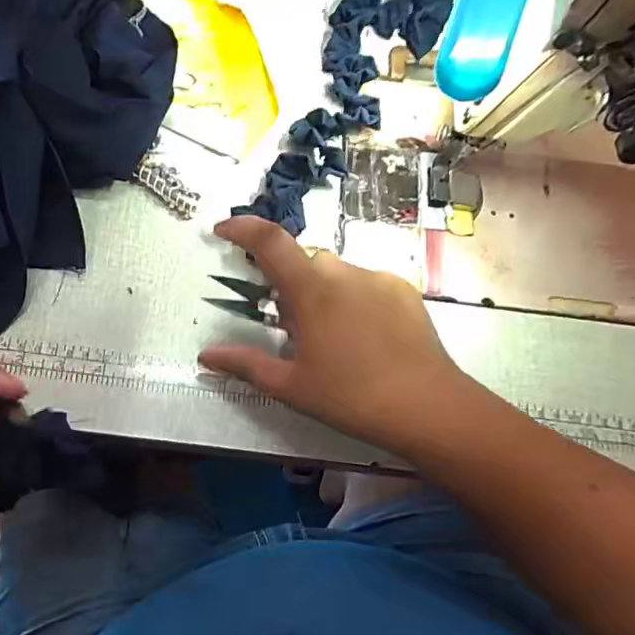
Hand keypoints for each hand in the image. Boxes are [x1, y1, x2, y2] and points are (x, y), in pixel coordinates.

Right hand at [199, 216, 477, 452]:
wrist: (426, 406)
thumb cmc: (350, 397)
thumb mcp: (291, 386)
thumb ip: (247, 365)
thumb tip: (208, 356)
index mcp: (312, 289)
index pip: (270, 240)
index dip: (243, 228)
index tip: (225, 230)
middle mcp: (345, 272)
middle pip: (305, 263)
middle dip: (290, 285)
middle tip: (290, 326)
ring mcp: (379, 278)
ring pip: (338, 275)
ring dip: (324, 294)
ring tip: (332, 340)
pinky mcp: (405, 290)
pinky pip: (366, 285)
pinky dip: (353, 301)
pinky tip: (364, 338)